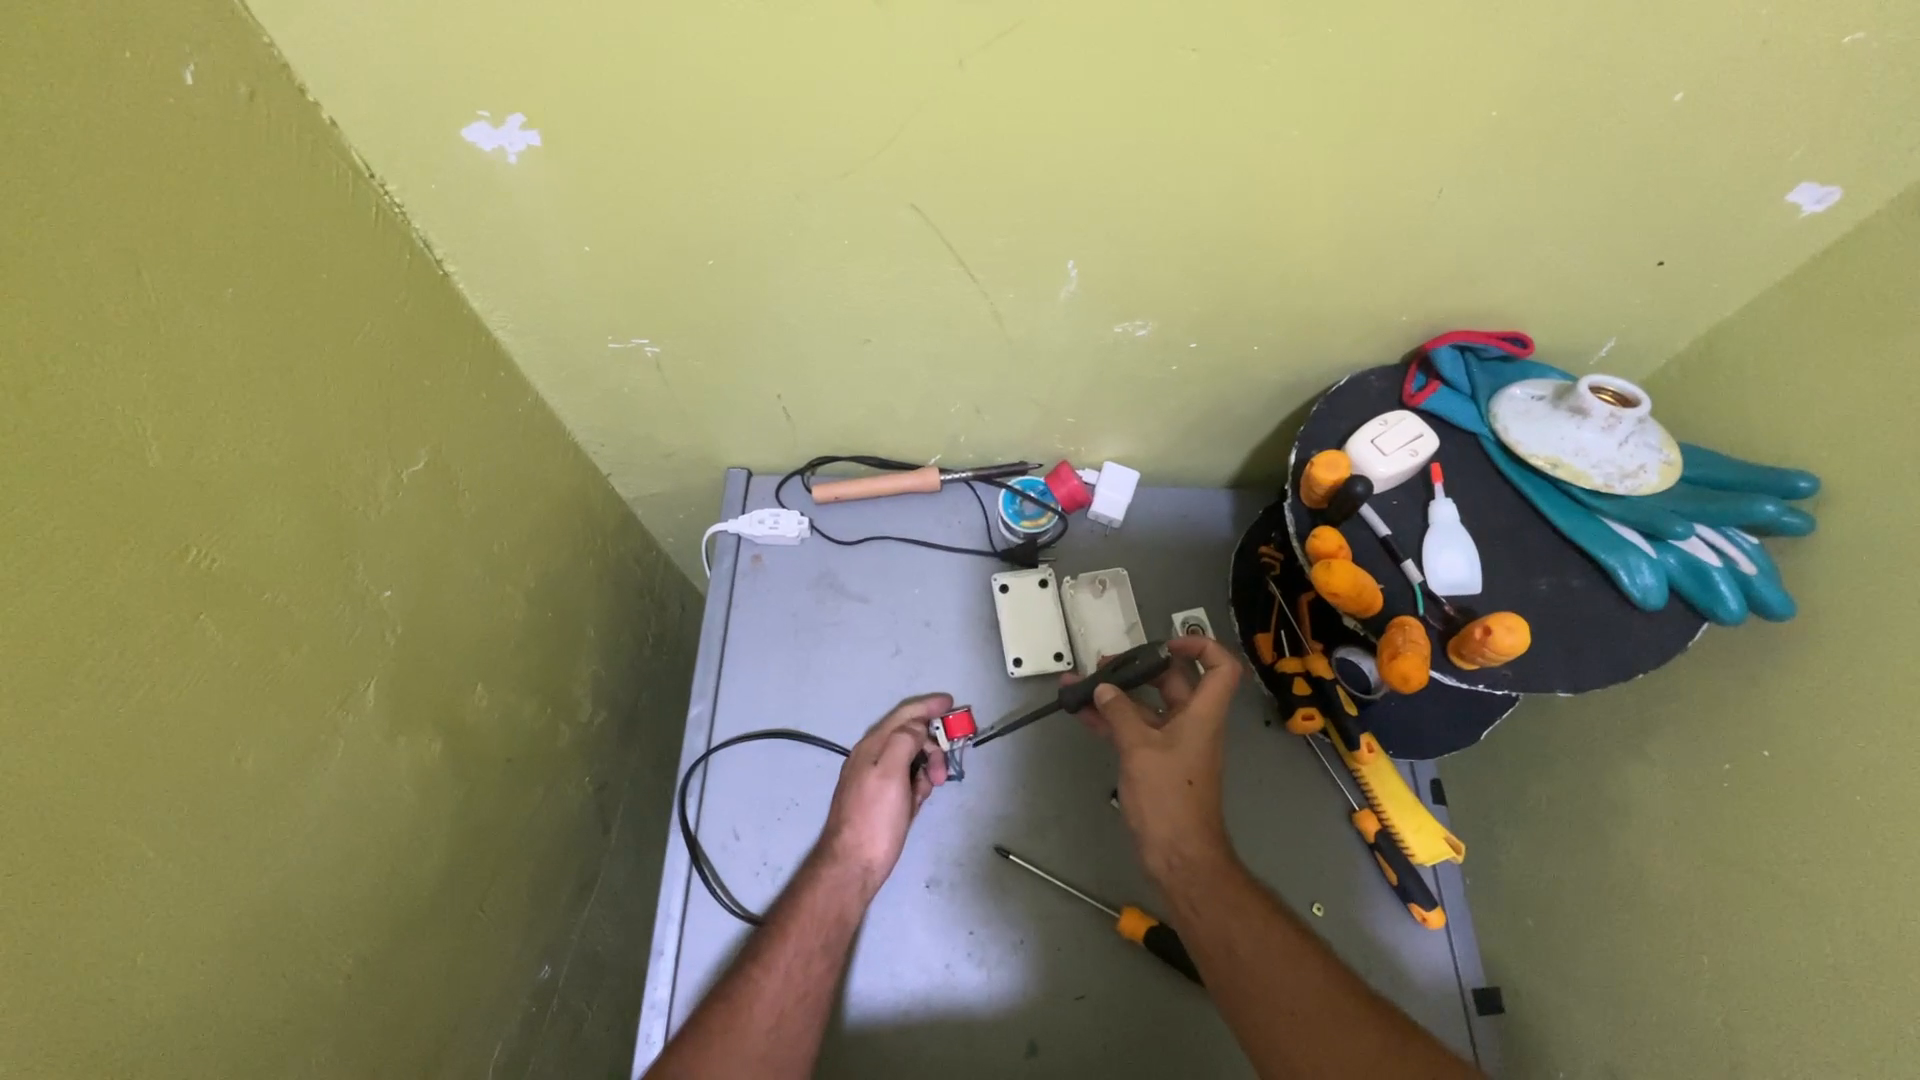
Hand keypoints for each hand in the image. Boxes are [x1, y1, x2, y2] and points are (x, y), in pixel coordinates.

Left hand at [815, 694, 951, 895]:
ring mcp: (877, 778)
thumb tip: (918, 726)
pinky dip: (918, 784)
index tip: (951, 703)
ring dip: (927, 766)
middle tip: (943, 770)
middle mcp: (873, 757)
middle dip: (932, 745)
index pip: (903, 715)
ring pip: (912, 758)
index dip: (927, 706)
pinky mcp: (884, 799)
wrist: (853, 865)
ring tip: (932, 787)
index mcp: (872, 746)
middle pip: (910, 735)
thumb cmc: (874, 818)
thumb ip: (904, 741)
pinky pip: (908, 780)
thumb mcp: (889, 773)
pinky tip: (920, 799)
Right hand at [1069, 636, 1242, 883]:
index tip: (1166, 644)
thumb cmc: (1169, 797)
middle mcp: (1191, 724)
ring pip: (1145, 707)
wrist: (1178, 855)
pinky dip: (1109, 720)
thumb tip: (1104, 688)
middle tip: (1106, 662)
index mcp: (1203, 715)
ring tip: (1080, 682)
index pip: (1221, 668)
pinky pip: (1132, 730)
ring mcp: (1172, 744)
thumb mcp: (1140, 749)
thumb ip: (1120, 713)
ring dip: (1115, 695)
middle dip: (1140, 667)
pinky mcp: (1154, 762)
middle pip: (1173, 683)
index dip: (1201, 646)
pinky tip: (1080, 711)